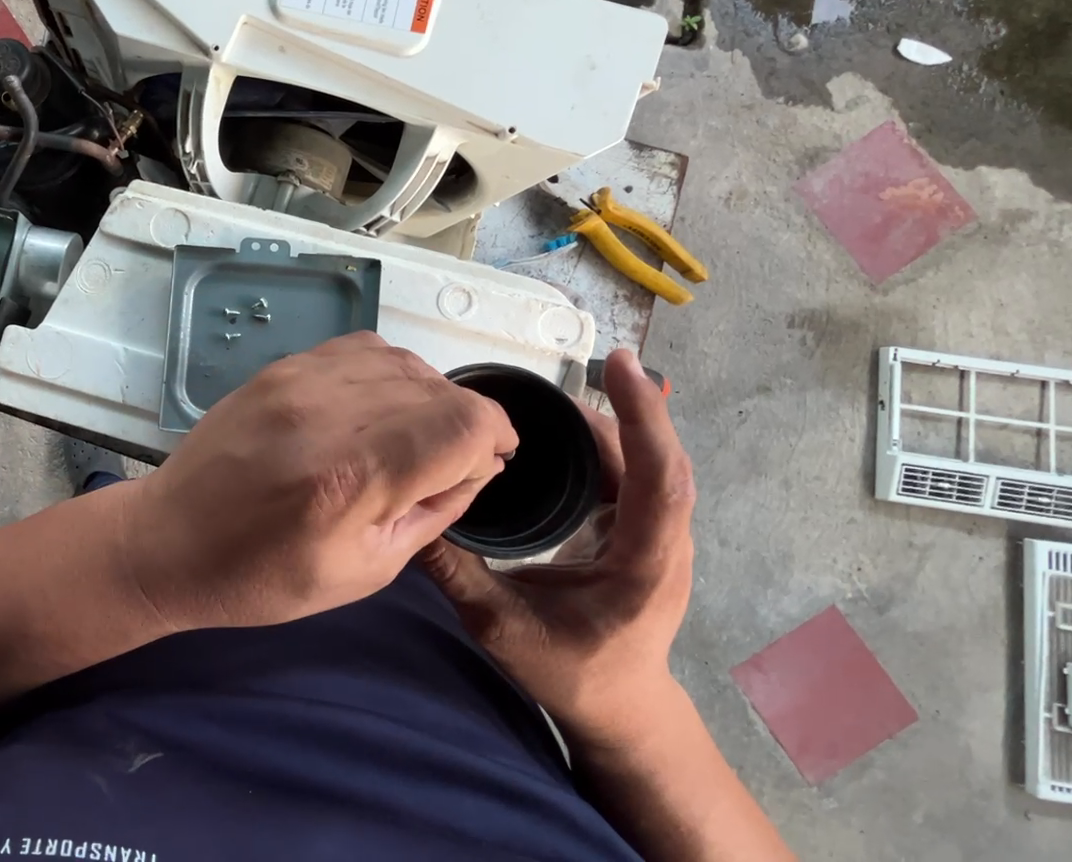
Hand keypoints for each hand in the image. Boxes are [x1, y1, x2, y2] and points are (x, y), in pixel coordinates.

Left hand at [114, 331, 518, 630]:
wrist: (170, 540)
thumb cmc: (264, 577)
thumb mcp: (367, 570)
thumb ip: (434, 509)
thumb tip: (478, 463)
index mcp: (352, 477)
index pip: (464, 420)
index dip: (496, 437)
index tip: (490, 462)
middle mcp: (327, 413)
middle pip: (438, 387)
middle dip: (462, 422)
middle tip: (445, 462)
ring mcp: (296, 381)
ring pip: (401, 361)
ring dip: (425, 395)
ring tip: (408, 435)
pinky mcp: (277, 369)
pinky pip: (358, 348)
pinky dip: (384, 373)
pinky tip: (374, 407)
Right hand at [418, 349, 695, 750]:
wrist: (618, 707)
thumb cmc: (568, 672)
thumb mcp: (499, 626)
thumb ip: (455, 571)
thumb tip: (407, 514)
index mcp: (644, 564)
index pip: (658, 478)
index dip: (642, 416)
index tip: (617, 365)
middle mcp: (664, 542)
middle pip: (657, 457)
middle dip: (624, 405)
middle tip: (581, 364)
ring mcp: (657, 536)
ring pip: (647, 462)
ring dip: (612, 421)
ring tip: (556, 395)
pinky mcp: (640, 533)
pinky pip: (632, 475)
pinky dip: (602, 443)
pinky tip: (562, 433)